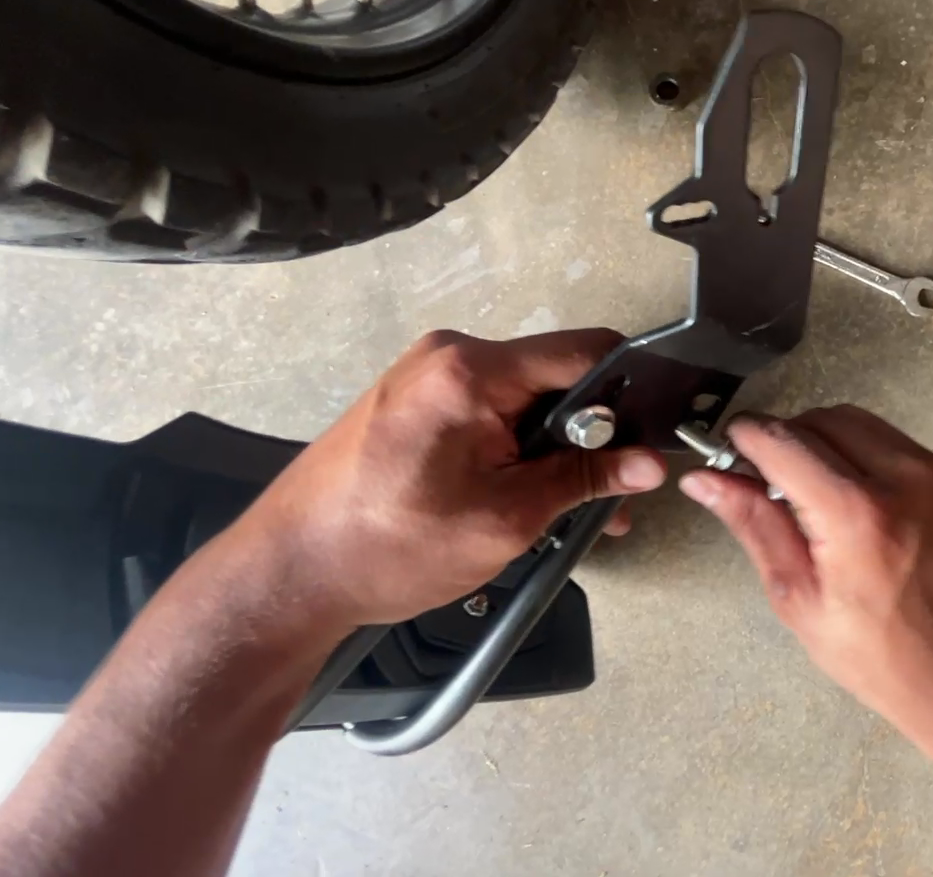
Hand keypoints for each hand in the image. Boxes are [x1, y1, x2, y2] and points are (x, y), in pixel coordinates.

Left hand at [232, 329, 666, 628]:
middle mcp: (452, 356)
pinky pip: (495, 410)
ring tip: (576, 503)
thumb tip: (650, 466)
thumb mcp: (506, 518)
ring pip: (530, 398)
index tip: (651, 433)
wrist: (281, 581)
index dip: (630, 388)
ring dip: (559, 446)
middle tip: (614, 485)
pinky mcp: (419, 399)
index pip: (586, 350)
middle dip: (594, 430)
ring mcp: (430, 375)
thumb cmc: (388, 548)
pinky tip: (532, 491)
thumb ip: (585, 479)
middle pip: (559, 375)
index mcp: (472, 370)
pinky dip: (523, 446)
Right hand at [678, 407, 932, 738]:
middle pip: (817, 420)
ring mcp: (926, 469)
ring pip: (850, 418)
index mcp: (854, 513)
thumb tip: (703, 479)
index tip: (724, 448)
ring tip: (803, 487)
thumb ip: (752, 524)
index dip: (745, 436)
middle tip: (763, 480)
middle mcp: (896, 476)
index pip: (785, 441)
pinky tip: (841, 488)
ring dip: (816, 438)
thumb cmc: (874, 652)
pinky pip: (881, 434)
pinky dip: (851, 445)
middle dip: (781, 439)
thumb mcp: (797, 597)